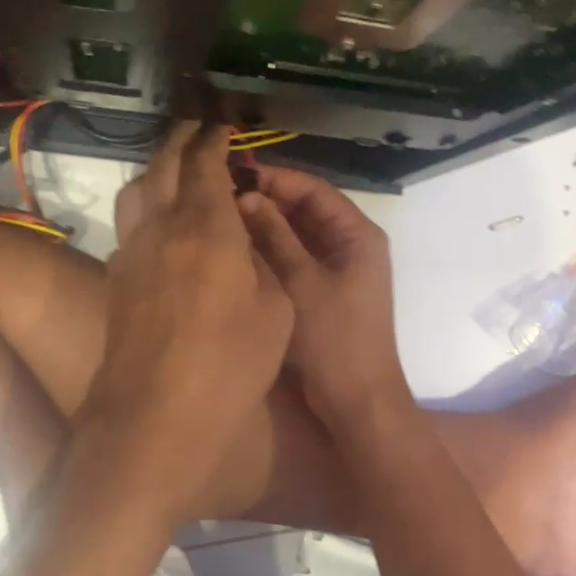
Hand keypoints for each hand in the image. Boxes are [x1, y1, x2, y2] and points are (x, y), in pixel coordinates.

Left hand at [92, 123, 293, 516]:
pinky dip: (143, 205)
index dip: (215, 140)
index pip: (206, 163)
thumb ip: (263, 261)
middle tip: (196, 130)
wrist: (156, 415)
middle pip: (164, 165)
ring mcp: (131, 251)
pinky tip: (156, 222)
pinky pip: (128, 223)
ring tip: (172, 167)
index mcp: (207, 226)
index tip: (223, 128)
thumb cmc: (230, 363)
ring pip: (136, 189)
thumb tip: (247, 236)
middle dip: (181, 140)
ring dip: (155, 168)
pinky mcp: (115, 278)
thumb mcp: (275, 310)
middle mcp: (162, 226)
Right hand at [237, 166, 415, 432]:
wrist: (357, 403)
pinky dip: (269, 250)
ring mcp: (337, 269)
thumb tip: (245, 195)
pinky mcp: (322, 291)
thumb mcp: (300, 281)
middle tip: (219, 194)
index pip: (313, 189)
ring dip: (264, 225)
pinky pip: (293, 258)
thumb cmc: (334, 339)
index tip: (232, 173)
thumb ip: (274, 235)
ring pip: (296, 233)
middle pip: (305, 208)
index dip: (275, 178)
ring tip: (220, 217)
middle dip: (265, 200)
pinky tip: (236, 248)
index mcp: (357, 234)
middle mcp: (350, 244)